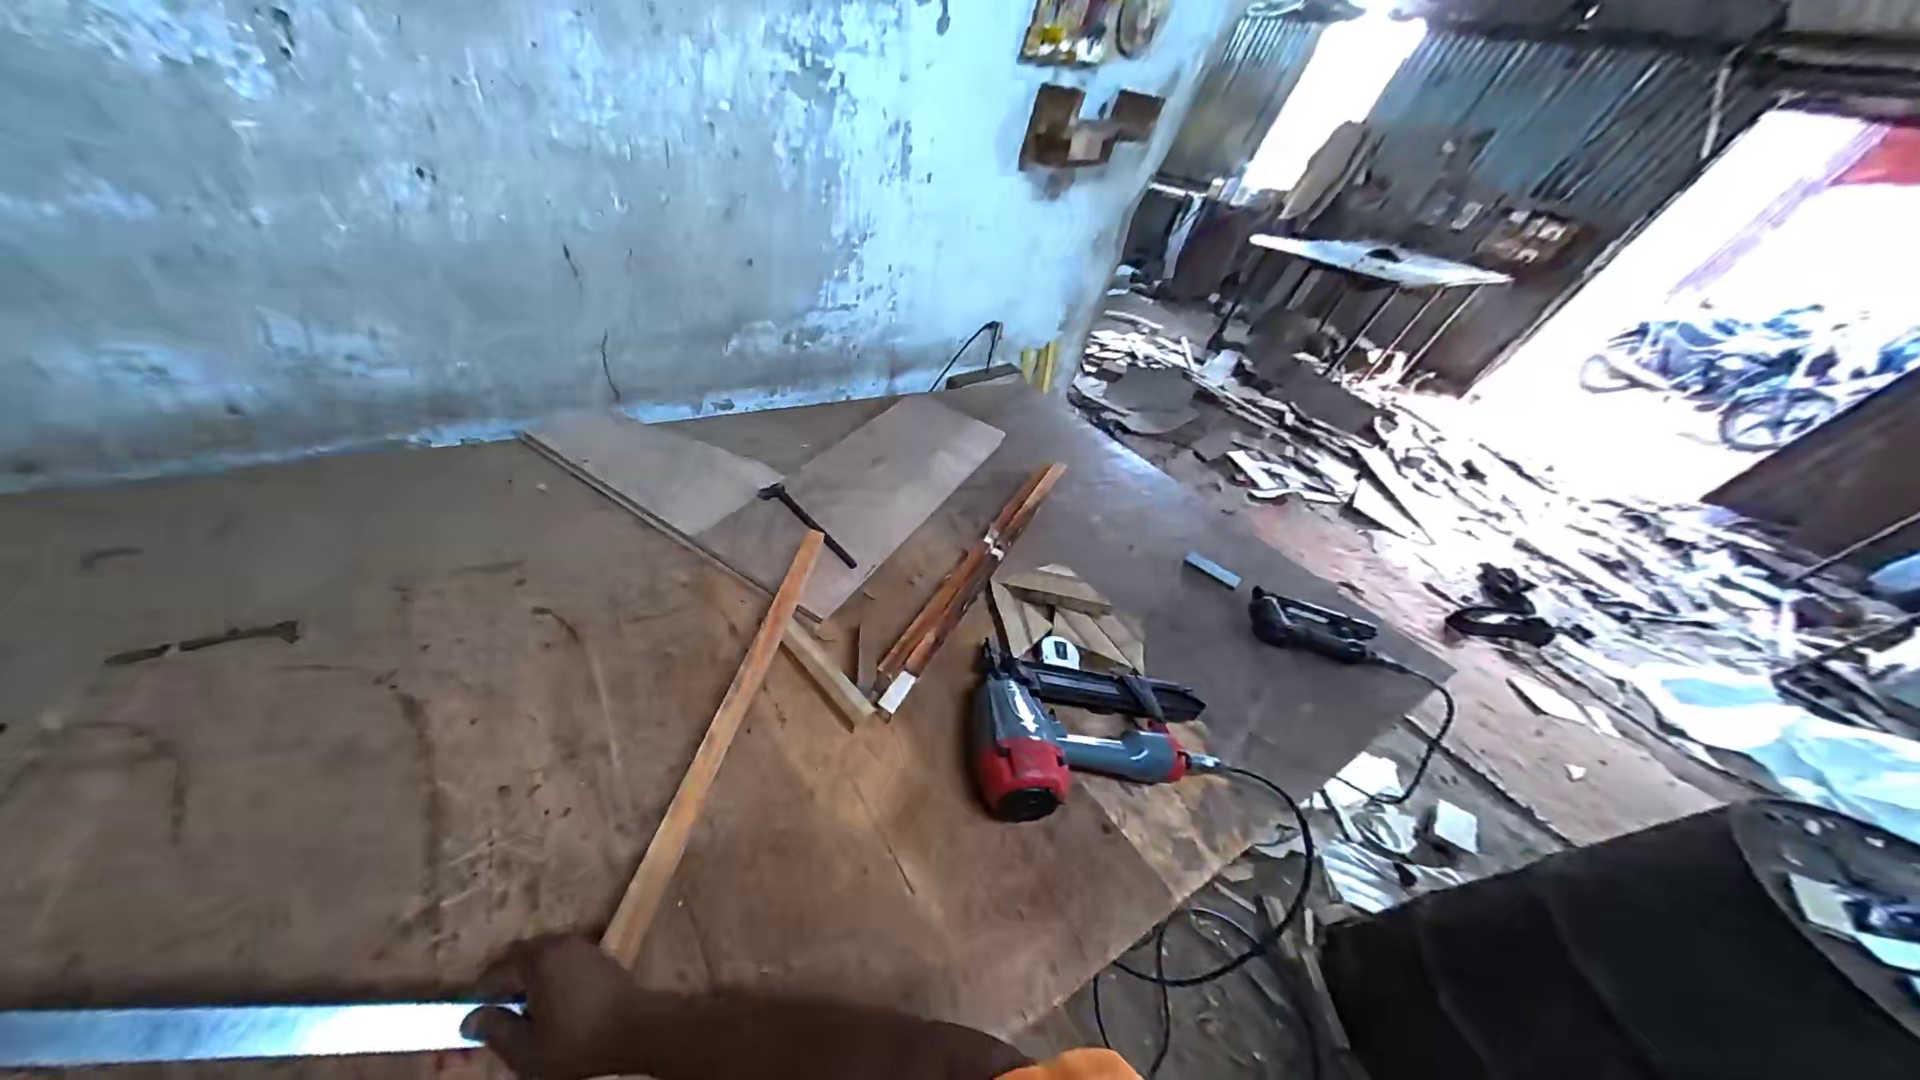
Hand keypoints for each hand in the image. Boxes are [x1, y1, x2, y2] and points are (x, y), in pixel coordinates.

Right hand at [462, 934, 650, 1078]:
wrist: (636, 1027)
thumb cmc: (576, 1041)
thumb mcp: (524, 1048)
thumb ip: (494, 1029)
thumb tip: (470, 1018)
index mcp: (539, 959)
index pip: (493, 974)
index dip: (476, 1003)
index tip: (471, 1030)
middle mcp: (561, 943)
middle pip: (517, 961)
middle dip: (500, 990)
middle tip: (492, 1025)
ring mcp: (582, 947)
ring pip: (540, 960)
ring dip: (524, 984)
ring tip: (519, 1020)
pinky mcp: (598, 957)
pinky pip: (561, 963)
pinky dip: (547, 981)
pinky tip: (548, 1009)